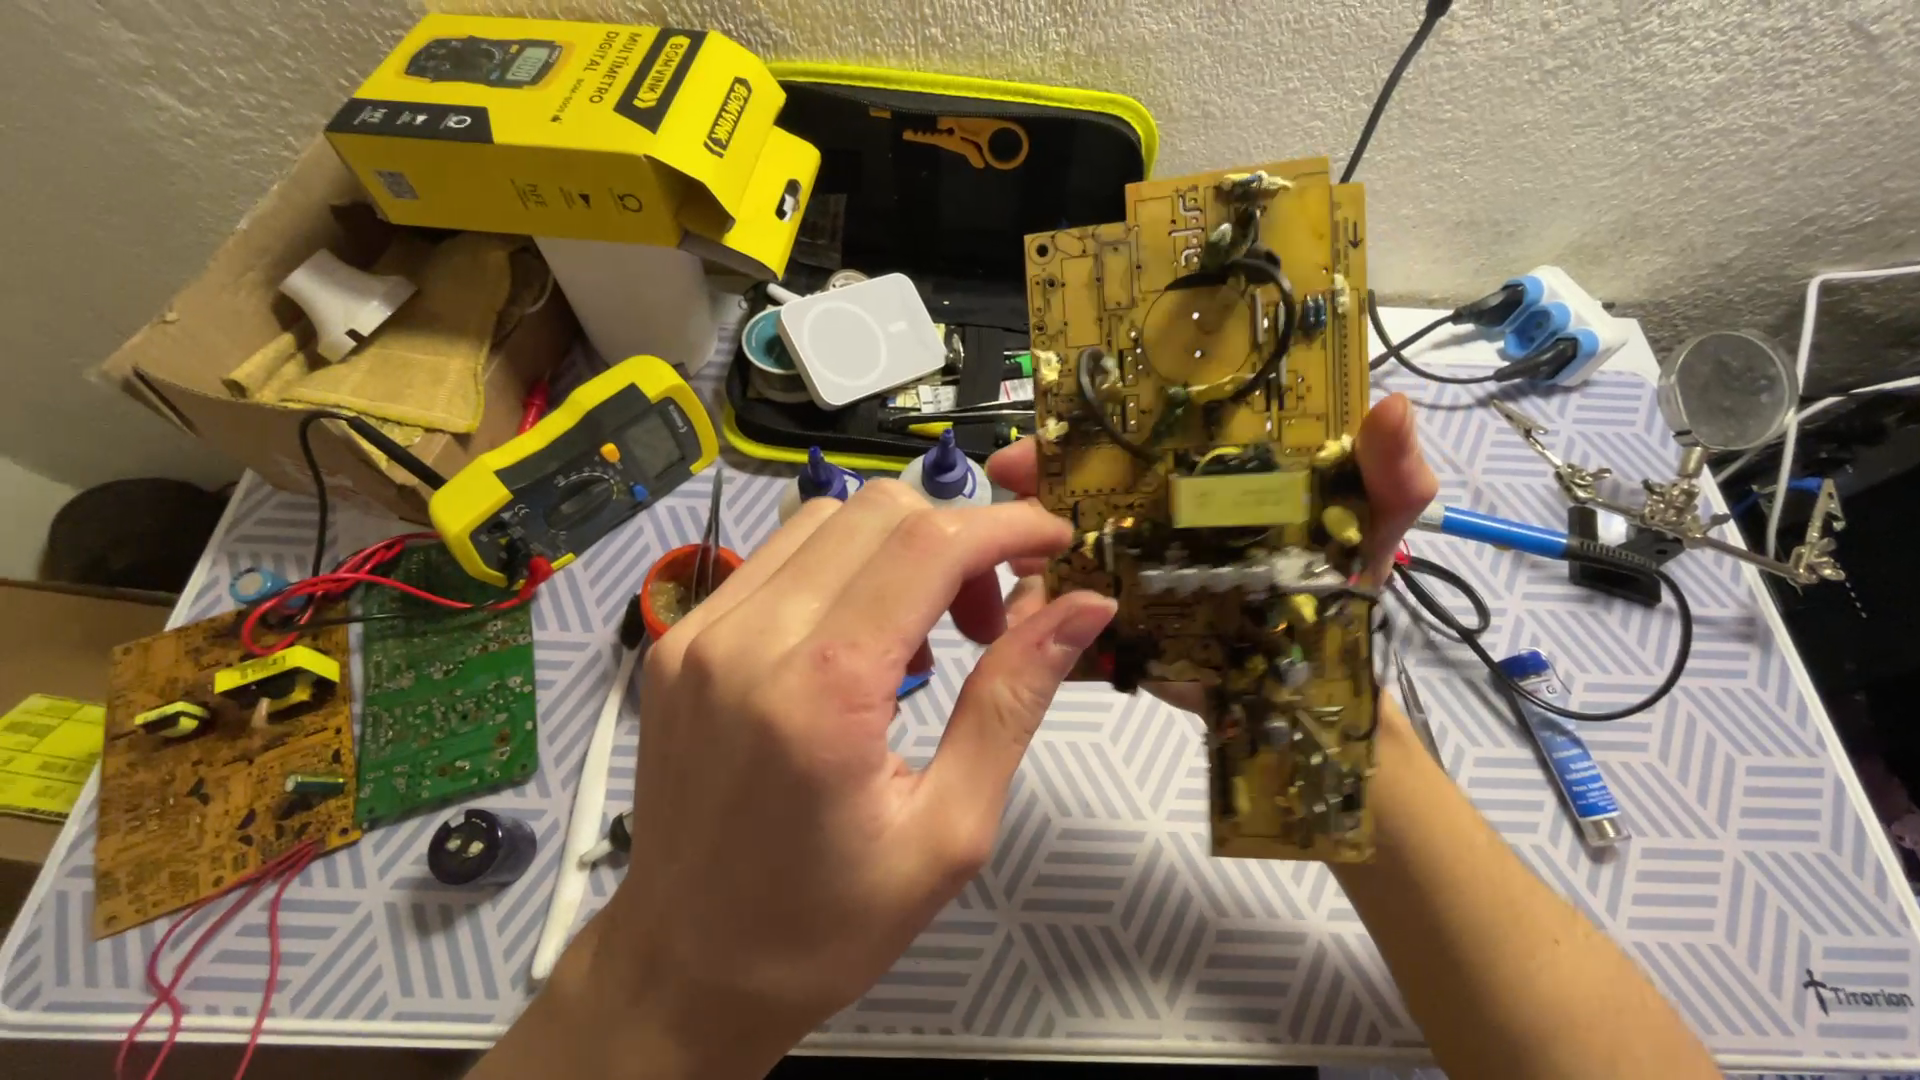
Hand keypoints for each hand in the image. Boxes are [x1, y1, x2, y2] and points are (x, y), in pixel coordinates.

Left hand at [587, 481, 1115, 1077]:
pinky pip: (777, 558)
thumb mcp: (949, 829)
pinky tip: (858, 639)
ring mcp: (700, 630)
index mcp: (821, 690)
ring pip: (824, 519)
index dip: (1005, 525)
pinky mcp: (678, 640)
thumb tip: (1084, 608)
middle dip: (958, 539)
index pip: (929, 545)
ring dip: (899, 549)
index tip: (1053, 543)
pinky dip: (841, 567)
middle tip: (988, 618)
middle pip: (878, 512)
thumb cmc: (827, 924)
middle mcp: (748, 637)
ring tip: (922, 636)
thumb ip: (1013, 701)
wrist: (686, 968)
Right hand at [986, 393, 1438, 710]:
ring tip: (1008, 540)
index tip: (1060, 419)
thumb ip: (1392, 476)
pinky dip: (1037, 601)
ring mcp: (1135, 566)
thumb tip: (1390, 404)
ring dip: (1026, 532)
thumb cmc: (1340, 597)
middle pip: (1089, 480)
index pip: (1149, 432)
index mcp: (1210, 478)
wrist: (1308, 695)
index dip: (1103, 418)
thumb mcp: (1375, 527)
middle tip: (1012, 473)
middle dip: (1043, 471)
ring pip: (1066, 537)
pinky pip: (1070, 602)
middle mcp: (1163, 512)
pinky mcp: (1122, 618)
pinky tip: (1016, 598)